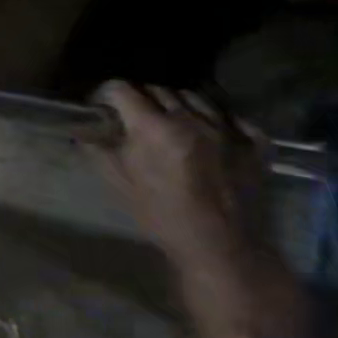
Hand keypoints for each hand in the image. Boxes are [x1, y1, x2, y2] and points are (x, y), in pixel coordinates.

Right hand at [88, 81, 275, 309]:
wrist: (223, 248)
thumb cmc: (162, 214)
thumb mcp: (118, 181)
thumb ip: (98, 148)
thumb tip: (83, 130)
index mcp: (153, 127)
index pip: (120, 88)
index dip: (105, 95)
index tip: (101, 109)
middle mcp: (189, 120)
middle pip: (156, 90)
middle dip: (139, 99)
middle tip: (133, 119)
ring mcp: (226, 131)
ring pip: (193, 98)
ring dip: (176, 105)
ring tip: (172, 124)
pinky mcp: (254, 146)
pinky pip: (232, 118)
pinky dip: (217, 120)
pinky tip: (209, 134)